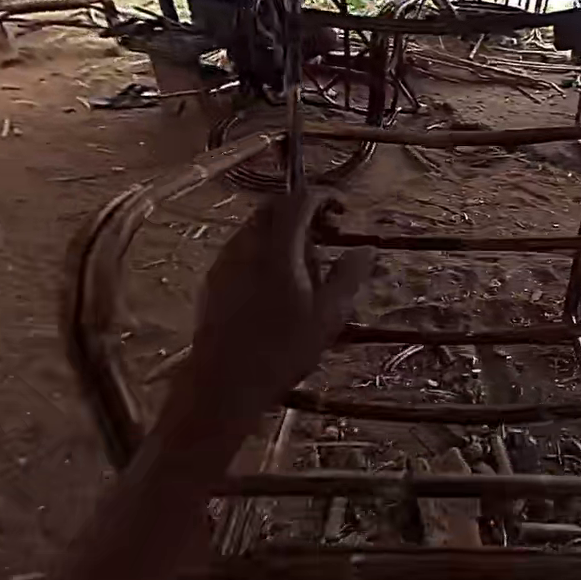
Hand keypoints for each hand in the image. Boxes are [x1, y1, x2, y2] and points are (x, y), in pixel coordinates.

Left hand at [183, 191, 373, 406]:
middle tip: (326, 232)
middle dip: (302, 210)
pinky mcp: (213, 280)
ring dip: (281, 231)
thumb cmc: (282, 350)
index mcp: (278, 247)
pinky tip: (275, 282)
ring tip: (304, 262)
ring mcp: (225, 261)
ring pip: (255, 228)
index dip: (323, 196)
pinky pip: (241, 248)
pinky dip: (263, 249)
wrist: (224, 383)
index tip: (342, 209)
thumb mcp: (328, 315)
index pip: (299, 200)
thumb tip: (368, 248)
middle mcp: (246, 245)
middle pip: (273, 208)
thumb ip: (349, 276)